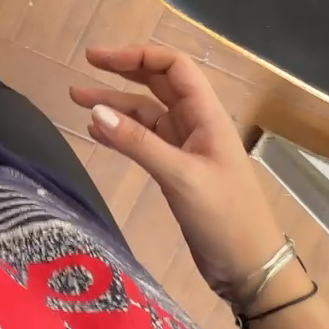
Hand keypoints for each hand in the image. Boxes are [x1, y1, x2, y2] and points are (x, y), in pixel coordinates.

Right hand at [70, 44, 285, 291]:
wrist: (252, 272)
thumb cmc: (226, 218)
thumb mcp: (181, 177)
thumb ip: (137, 143)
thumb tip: (93, 111)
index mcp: (206, 115)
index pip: (173, 67)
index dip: (137, 56)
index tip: (100, 60)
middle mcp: (195, 123)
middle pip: (156, 83)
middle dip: (122, 70)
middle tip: (86, 62)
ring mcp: (184, 146)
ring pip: (144, 111)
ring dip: (113, 103)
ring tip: (76, 99)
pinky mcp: (175, 168)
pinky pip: (142, 138)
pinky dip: (118, 131)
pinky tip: (94, 131)